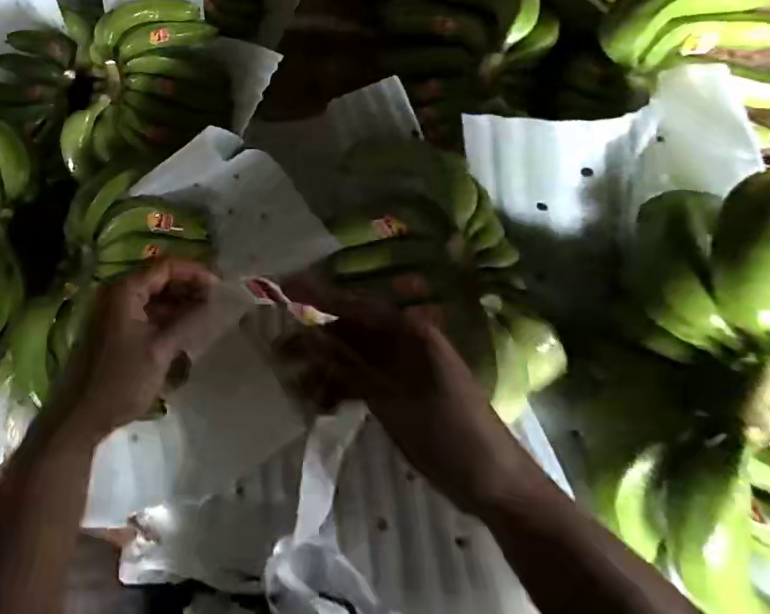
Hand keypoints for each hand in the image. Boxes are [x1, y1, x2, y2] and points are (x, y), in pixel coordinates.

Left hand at [40, 259, 218, 445]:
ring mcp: (113, 311)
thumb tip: (213, 300)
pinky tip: (186, 327)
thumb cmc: (122, 380)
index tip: (219, 285)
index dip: (194, 272)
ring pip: (153, 296)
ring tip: (207, 313)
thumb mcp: (161, 350)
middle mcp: (116, 293)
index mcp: (125, 290)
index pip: (165, 267)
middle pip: (159, 279)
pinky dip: (165, 316)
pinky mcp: (113, 328)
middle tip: (216, 299)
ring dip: (178, 302)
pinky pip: (145, 312)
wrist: (80, 416)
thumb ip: (188, 320)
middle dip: (188, 287)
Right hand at [280, 297, 539, 515]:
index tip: (284, 286)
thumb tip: (310, 336)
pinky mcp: (396, 393)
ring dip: (323, 368)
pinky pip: (359, 380)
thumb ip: (351, 367)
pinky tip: (317, 403)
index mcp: (409, 332)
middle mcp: (402, 342)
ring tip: (291, 383)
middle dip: (314, 339)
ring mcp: (399, 368)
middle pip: (349, 331)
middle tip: (277, 351)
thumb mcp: (396, 399)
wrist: (492, 482)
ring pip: (350, 357)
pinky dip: (338, 388)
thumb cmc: (450, 431)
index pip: (355, 305)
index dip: (318, 295)